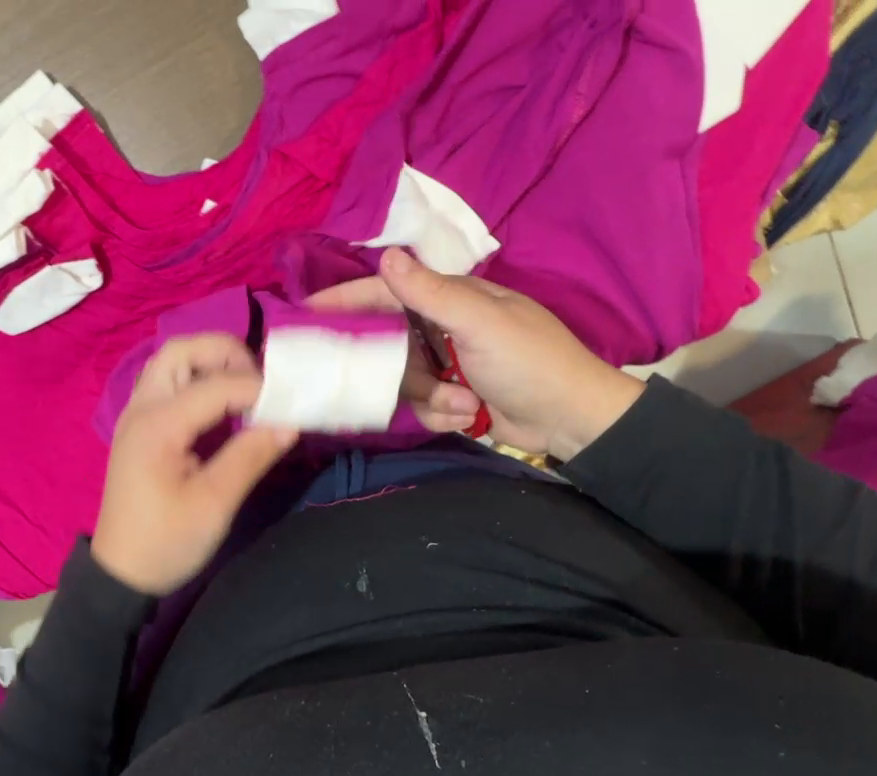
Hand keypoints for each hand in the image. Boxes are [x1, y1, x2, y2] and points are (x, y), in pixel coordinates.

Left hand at [92, 334, 298, 595]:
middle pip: (182, 351)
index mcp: (157, 424)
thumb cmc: (166, 542)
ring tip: (247, 395)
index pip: (217, 383)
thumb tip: (290, 422)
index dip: (260, 389)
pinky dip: (198, 384)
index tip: (293, 407)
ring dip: (211, 367)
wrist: (121, 573)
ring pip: (173, 365)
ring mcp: (136, 417)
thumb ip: (250, 456)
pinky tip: (225, 412)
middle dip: (226, 355)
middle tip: (261, 385)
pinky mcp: (140, 430)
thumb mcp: (214, 504)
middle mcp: (141, 408)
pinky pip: (168, 387)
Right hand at [308, 247, 644, 458]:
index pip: (388, 292)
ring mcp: (447, 365)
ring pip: (403, 383)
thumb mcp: (479, 323)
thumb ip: (430, 293)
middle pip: (389, 347)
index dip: (348, 300)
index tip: (308, 311)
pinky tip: (472, 415)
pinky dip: (443, 415)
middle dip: (405, 373)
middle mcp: (443, 328)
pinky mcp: (450, 397)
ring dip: (433, 399)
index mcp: (452, 299)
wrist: (568, 419)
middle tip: (423, 383)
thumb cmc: (529, 361)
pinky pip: (420, 408)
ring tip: (467, 403)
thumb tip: (387, 256)